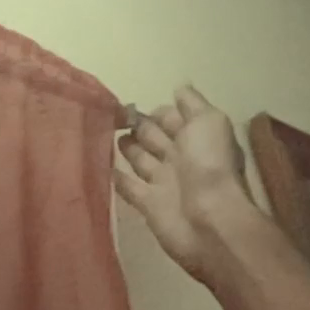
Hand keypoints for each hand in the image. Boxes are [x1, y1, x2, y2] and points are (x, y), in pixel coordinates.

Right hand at [115, 85, 273, 284]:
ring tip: (103, 133)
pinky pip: (128, 187)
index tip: (132, 104)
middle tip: (111, 115)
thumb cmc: (209, 165)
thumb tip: (178, 87)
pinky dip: (116, 177)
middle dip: (137, 125)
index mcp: (196, 137)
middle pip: (153, 136)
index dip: (157, 111)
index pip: (172, 118)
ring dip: (126, 147)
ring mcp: (164, 182)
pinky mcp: (148, 205)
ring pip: (140, 159)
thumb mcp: (209, 122)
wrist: (210, 222)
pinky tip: (99, 163)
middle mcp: (180, 158)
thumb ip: (192, 103)